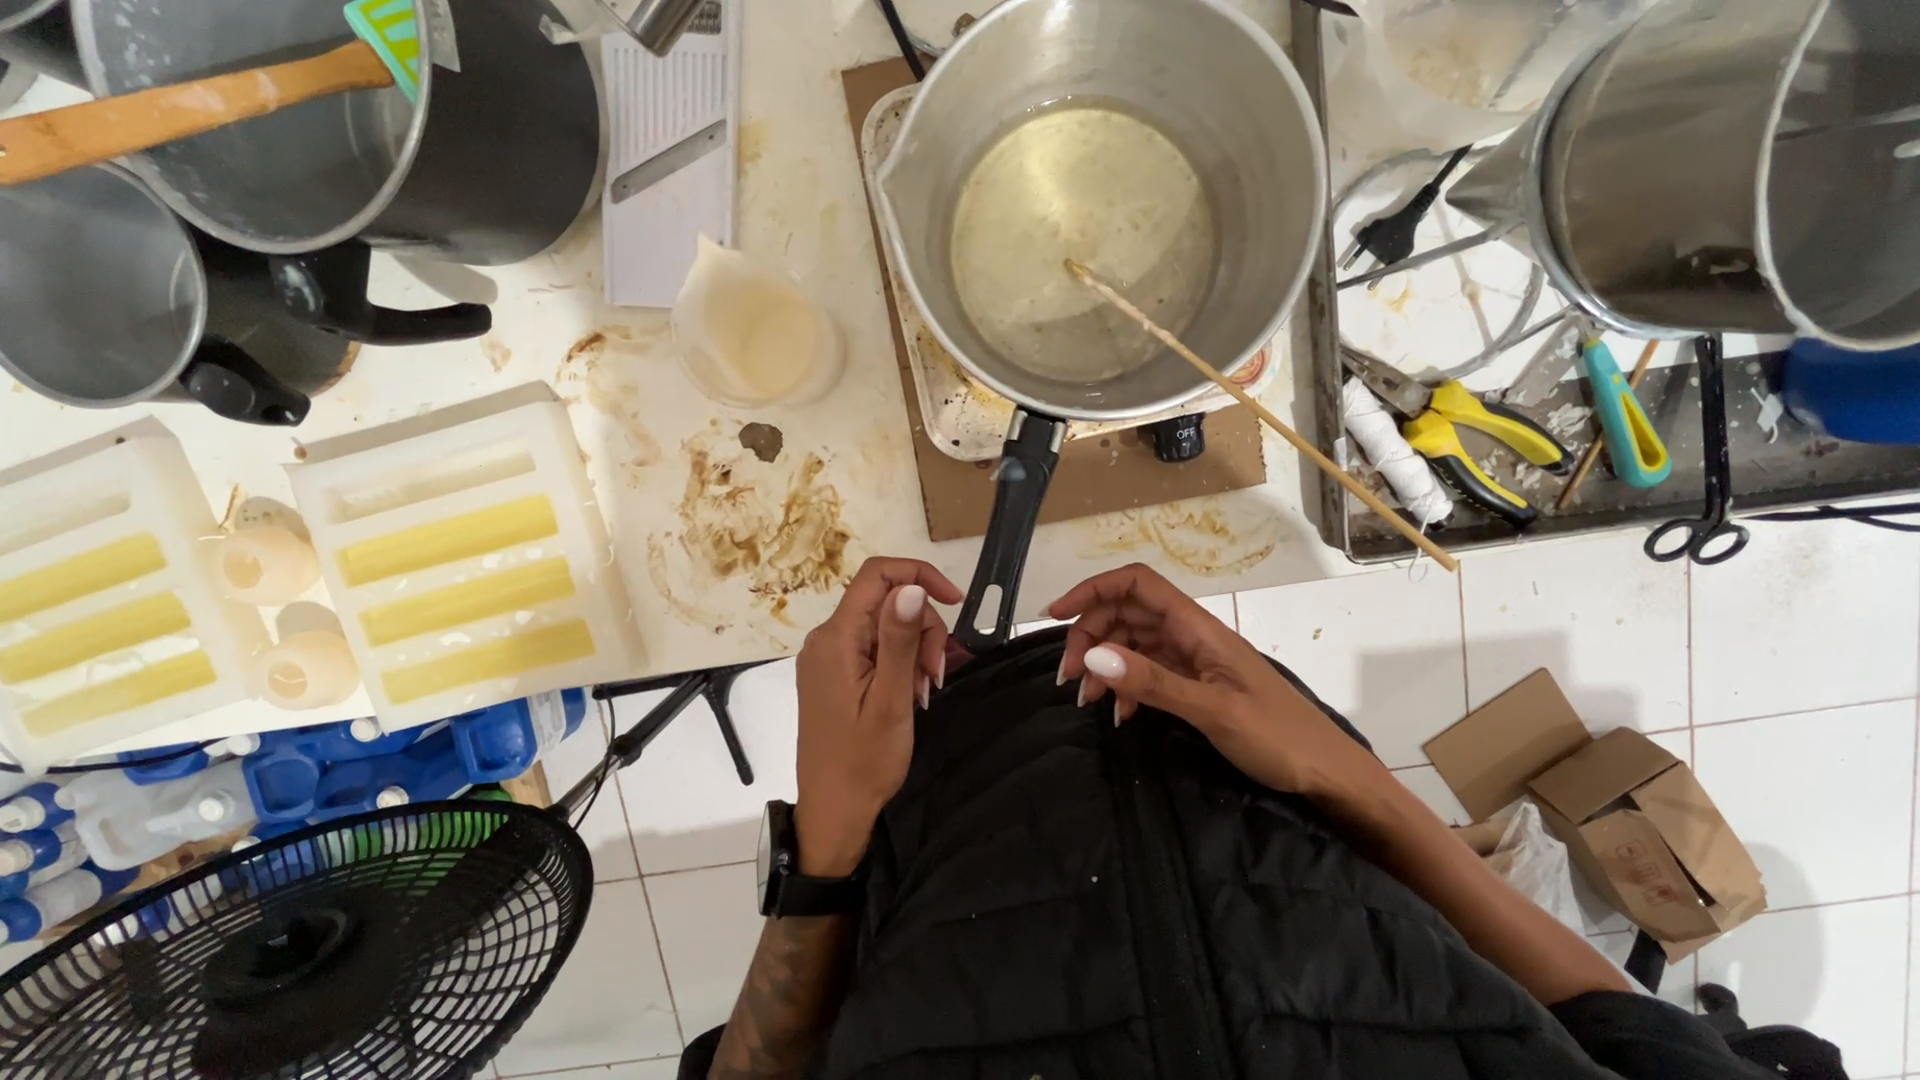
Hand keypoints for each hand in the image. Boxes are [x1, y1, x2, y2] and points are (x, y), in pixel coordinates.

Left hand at [795, 557, 961, 876]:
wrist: (834, 811)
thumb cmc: (864, 761)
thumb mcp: (891, 700)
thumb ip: (899, 640)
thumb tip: (911, 587)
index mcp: (835, 639)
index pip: (876, 575)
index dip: (919, 576)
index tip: (955, 602)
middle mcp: (826, 639)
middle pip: (886, 601)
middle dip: (922, 628)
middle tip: (937, 673)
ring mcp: (828, 657)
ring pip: (884, 625)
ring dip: (915, 649)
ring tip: (925, 691)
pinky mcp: (834, 674)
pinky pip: (874, 649)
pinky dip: (900, 663)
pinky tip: (912, 694)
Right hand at [1050, 564, 1382, 797]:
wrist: (1328, 774)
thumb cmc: (1280, 738)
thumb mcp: (1213, 711)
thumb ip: (1153, 682)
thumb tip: (1094, 654)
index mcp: (1199, 627)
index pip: (1136, 585)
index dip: (1092, 590)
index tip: (1054, 617)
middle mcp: (1192, 636)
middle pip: (1127, 614)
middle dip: (1090, 637)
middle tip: (1070, 679)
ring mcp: (1194, 660)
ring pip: (1133, 644)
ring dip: (1104, 664)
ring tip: (1087, 701)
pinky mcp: (1197, 685)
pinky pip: (1148, 673)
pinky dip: (1125, 687)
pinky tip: (1119, 716)